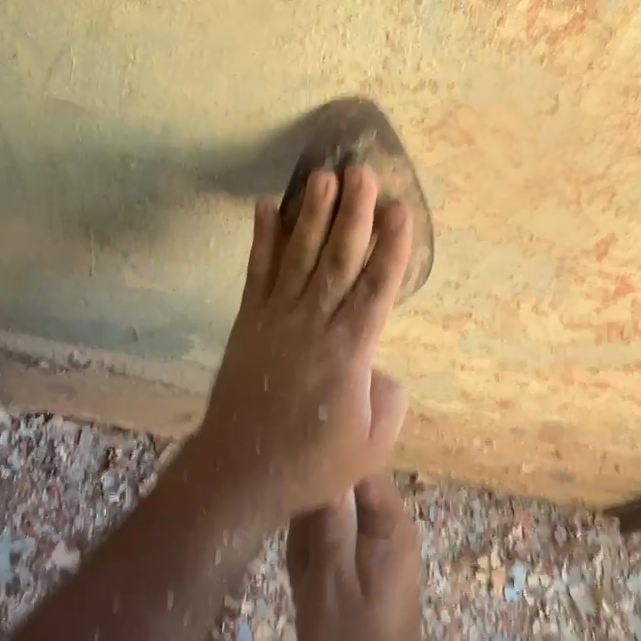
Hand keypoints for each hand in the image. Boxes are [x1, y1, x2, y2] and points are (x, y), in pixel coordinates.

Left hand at [192, 166, 412, 515]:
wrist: (240, 468)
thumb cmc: (312, 463)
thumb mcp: (372, 445)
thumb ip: (390, 402)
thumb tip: (383, 367)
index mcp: (350, 352)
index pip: (376, 288)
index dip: (390, 246)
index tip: (400, 209)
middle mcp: (314, 323)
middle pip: (337, 258)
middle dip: (353, 213)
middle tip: (361, 172)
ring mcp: (277, 317)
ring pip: (298, 256)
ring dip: (310, 213)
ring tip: (322, 177)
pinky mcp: (249, 319)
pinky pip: (257, 271)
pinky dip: (261, 238)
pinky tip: (263, 206)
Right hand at [288, 474, 423, 640]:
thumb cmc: (350, 638)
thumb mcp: (333, 578)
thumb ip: (331, 519)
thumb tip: (330, 456)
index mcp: (391, 522)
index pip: (362, 465)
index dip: (329, 461)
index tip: (298, 470)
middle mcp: (386, 525)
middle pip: (342, 487)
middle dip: (313, 508)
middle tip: (300, 538)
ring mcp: (372, 544)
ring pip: (328, 513)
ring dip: (307, 534)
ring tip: (304, 565)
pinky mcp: (357, 563)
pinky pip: (326, 539)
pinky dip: (309, 554)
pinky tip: (305, 577)